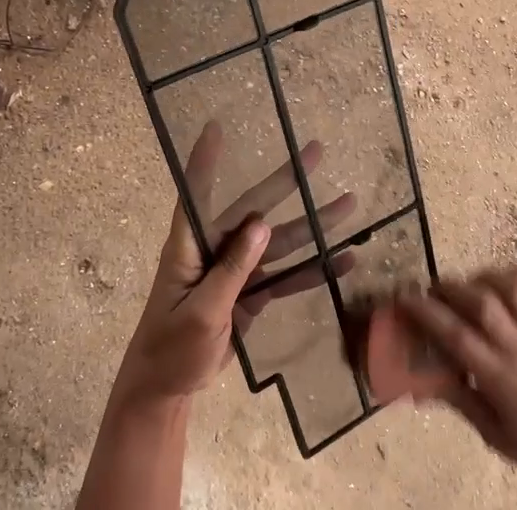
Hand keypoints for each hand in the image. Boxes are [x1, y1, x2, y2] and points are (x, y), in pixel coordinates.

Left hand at [114, 121, 357, 403]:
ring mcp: (237, 271)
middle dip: (287, 181)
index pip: (196, 194)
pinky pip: (286, 276)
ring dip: (313, 226)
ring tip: (350, 204)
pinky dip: (312, 268)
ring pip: (280, 241)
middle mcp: (216, 248)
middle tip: (317, 150)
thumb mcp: (199, 312)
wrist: (167, 390)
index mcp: (190, 246)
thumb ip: (231, 270)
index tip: (215, 126)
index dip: (205, 161)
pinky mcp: (251, 293)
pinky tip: (344, 259)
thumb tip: (262, 224)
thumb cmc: (170, 348)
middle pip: (255, 209)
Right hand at [401, 270, 516, 490]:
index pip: (455, 336)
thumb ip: (463, 403)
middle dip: (449, 288)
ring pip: (509, 287)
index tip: (404, 297)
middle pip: (480, 302)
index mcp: (500, 378)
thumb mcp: (497, 438)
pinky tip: (504, 285)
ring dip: (482, 277)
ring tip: (468, 285)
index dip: (426, 312)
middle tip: (432, 290)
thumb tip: (426, 382)